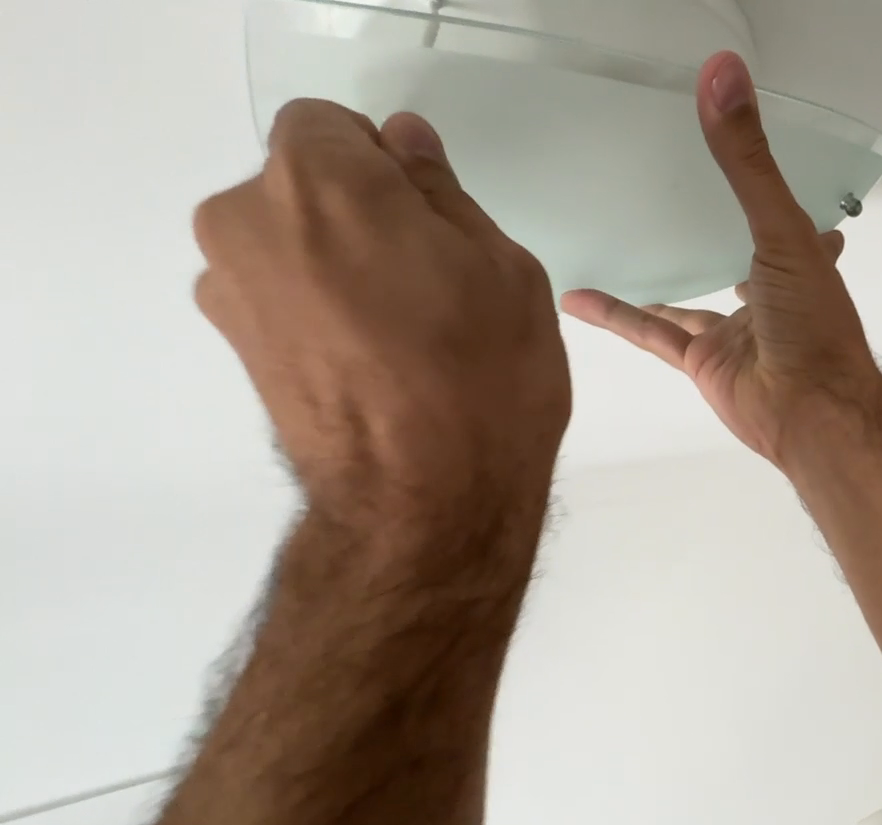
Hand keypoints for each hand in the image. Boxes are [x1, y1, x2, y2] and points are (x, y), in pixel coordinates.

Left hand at [194, 102, 571, 532]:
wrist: (430, 498)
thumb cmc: (490, 377)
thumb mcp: (508, 273)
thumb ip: (445, 195)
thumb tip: (406, 148)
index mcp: (323, 182)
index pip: (333, 127)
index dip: (390, 169)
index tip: (436, 227)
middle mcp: (247, 218)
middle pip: (307, 187)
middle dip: (364, 218)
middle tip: (437, 288)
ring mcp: (230, 285)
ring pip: (295, 245)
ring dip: (343, 267)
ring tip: (411, 339)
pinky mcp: (234, 343)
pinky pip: (285, 298)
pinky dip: (326, 313)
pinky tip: (381, 366)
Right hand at [562, 51, 881, 465]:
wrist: (810, 412)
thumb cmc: (811, 323)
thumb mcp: (781, 231)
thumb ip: (748, 163)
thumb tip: (722, 72)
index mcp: (802, 268)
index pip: (796, 228)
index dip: (785, 203)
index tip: (762, 175)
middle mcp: (771, 300)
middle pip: (738, 261)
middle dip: (717, 238)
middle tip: (676, 199)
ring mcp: (737, 336)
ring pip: (691, 302)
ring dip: (661, 278)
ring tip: (622, 239)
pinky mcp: (704, 364)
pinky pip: (654, 335)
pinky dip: (618, 316)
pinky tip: (578, 295)